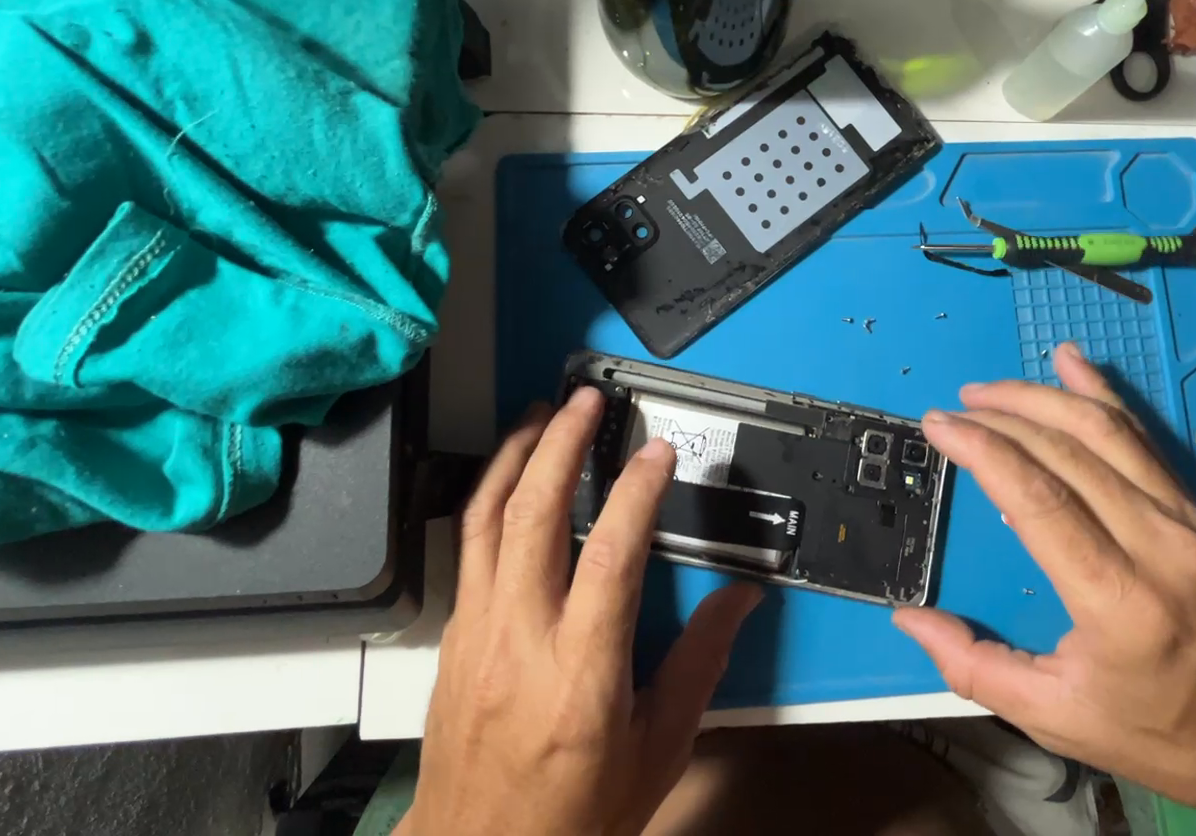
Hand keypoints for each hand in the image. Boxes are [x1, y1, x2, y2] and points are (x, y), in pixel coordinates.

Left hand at [402, 388, 762, 835]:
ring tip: (540, 414)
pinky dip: (491, 494)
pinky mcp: (456, 633)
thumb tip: (739, 598)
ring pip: (488, 518)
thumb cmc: (575, 813)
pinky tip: (508, 473)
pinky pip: (469, 544)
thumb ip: (700, 662)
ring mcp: (478, 631)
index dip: (636, 493)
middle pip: (535, 516)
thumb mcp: (658, 748)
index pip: (612, 558)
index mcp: (581, 674)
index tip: (657, 453)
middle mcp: (521, 639)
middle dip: (560, 444)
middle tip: (584, 402)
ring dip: (515, 455)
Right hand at [895, 344, 1195, 834]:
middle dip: (1001, 418)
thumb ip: (975, 668)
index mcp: (1120, 601)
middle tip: (952, 409)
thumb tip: (910, 621)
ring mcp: (1186, 521)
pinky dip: (1101, 396)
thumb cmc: (1169, 735)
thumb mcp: (1061, 720)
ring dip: (1042, 399)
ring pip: (1108, 432)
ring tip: (990, 389)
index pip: (1040, 498)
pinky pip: (1143, 439)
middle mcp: (1159, 546)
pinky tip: (1072, 365)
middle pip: (1069, 453)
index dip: (984, 450)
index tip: (940, 426)